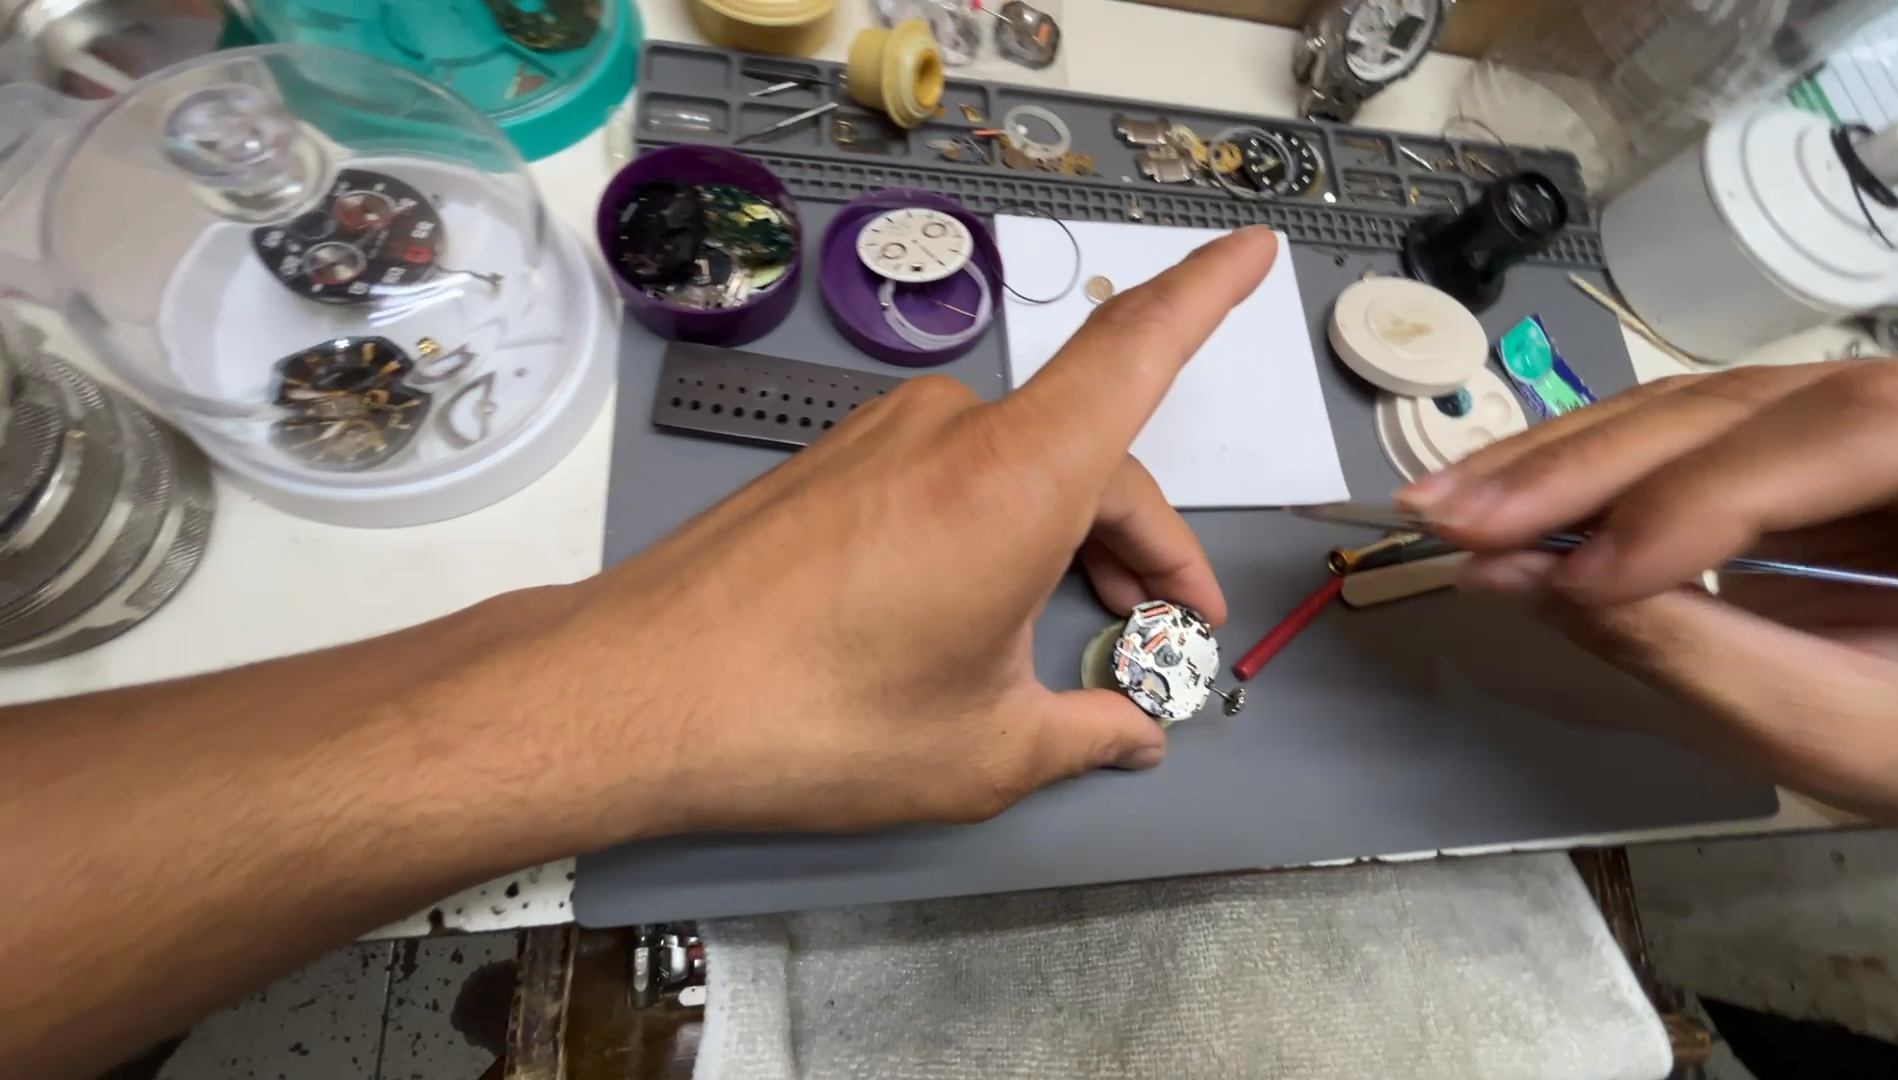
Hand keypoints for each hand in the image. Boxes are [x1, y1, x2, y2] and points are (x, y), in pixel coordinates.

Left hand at [506, 227, 1276, 836]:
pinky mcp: (841, 459)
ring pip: (1023, 469)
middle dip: (1143, 545)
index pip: (1136, 352)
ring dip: (1070, 537)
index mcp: (1015, 479)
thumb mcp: (984, 749)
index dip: (1206, 294)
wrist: (637, 692)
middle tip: (1162, 630)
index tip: (1253, 252)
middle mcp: (955, 430)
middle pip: (1091, 459)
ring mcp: (887, 436)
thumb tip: (1135, 735)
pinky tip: (990, 598)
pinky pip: (957, 475)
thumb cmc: (815, 719)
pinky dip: (1000, 527)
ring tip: (1084, 622)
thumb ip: (1085, 735)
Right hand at [1398, 361, 1897, 820]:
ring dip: (1533, 463)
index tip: (1576, 585)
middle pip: (1719, 408)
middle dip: (1567, 472)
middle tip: (1445, 519)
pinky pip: (1639, 436)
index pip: (1844, 438)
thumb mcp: (1828, 721)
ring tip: (1436, 505)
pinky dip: (1548, 470)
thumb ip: (1672, 644)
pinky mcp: (1753, 443)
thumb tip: (1503, 580)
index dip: (1691, 504)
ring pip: (1662, 411)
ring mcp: (1824, 418)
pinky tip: (1482, 494)